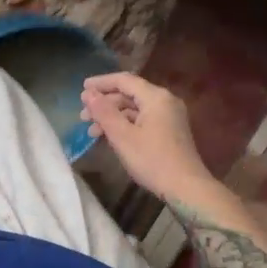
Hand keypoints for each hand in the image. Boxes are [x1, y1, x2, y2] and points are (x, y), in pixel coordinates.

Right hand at [80, 72, 212, 197]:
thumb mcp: (122, 136)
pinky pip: (142, 119)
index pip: (124, 80)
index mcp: (156, 97)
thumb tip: (88, 94)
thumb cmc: (152, 160)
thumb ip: (103, 112)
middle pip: (129, 94)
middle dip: (104, 103)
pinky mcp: (169, 130)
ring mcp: (169, 116)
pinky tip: (111, 136)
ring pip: (135, 108)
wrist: (185, 187)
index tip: (81, 88)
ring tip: (92, 131)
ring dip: (112, 116)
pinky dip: (125, 124)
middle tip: (83, 115)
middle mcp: (165, 101)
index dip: (101, 83)